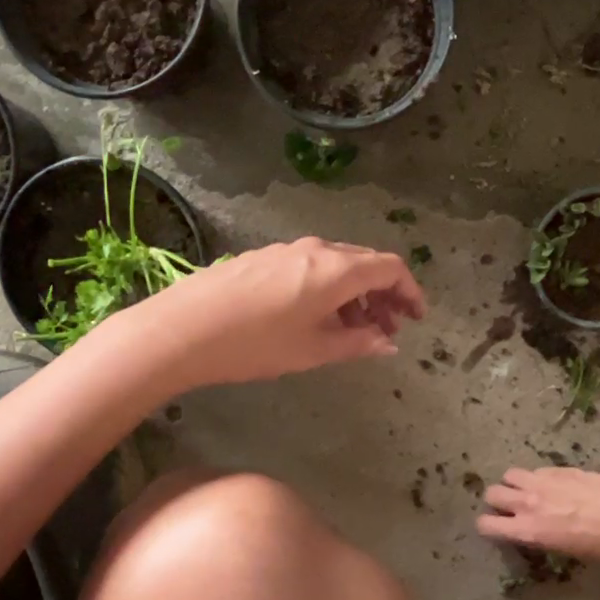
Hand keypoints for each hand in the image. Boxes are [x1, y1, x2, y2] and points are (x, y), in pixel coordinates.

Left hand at [110, 237, 426, 390]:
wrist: (183, 329)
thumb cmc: (256, 344)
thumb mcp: (314, 350)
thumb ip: (358, 343)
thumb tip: (388, 342)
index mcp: (336, 269)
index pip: (389, 268)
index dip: (409, 291)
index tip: (416, 318)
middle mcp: (316, 249)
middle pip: (365, 262)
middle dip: (383, 294)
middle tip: (389, 328)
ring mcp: (286, 250)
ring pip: (336, 265)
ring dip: (355, 294)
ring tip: (355, 330)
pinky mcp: (262, 257)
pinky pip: (310, 266)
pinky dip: (328, 288)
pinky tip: (316, 317)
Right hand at [477, 468, 599, 562]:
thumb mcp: (563, 548)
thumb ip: (538, 533)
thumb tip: (529, 527)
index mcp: (528, 529)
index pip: (486, 524)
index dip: (487, 525)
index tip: (494, 526)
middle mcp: (529, 503)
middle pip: (492, 493)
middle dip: (497, 500)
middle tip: (511, 506)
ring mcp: (543, 481)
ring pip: (510, 474)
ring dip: (514, 483)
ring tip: (529, 490)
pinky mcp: (561, 468)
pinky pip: (537, 470)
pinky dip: (539, 477)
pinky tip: (557, 485)